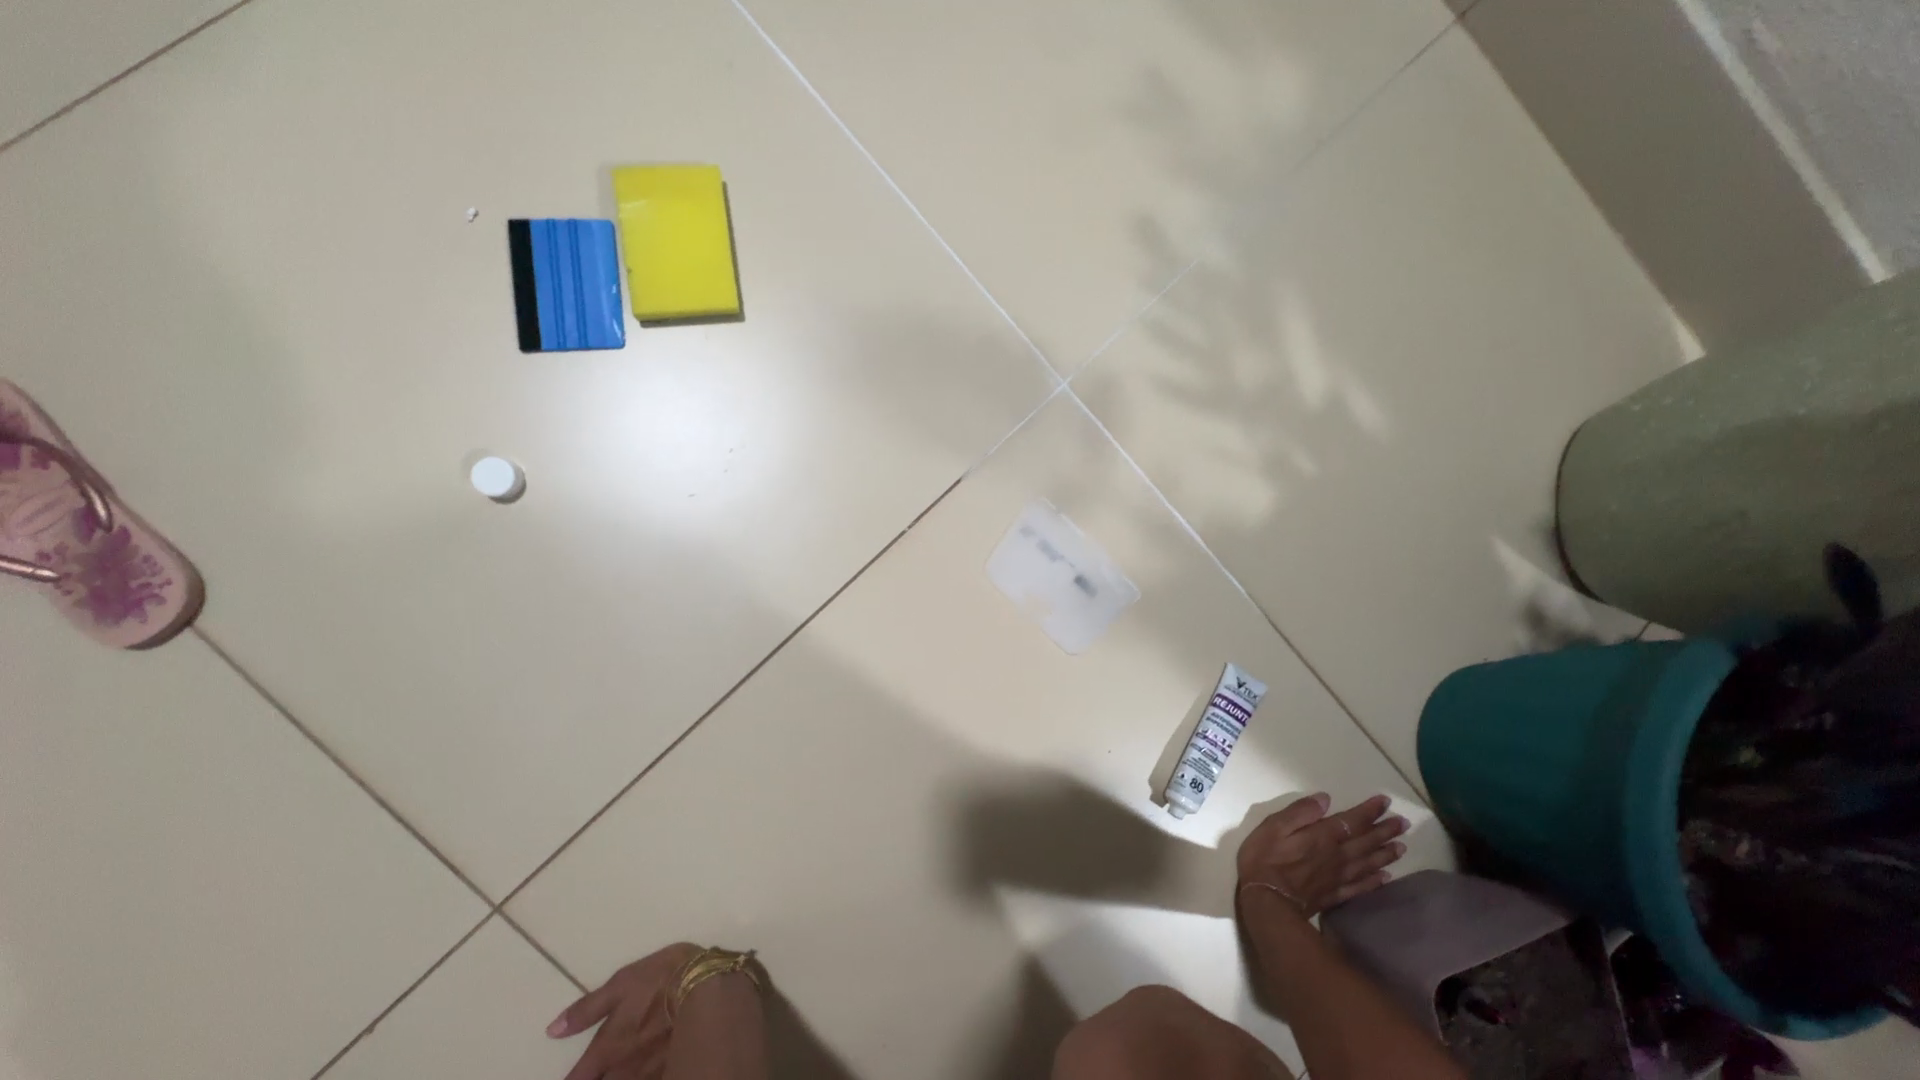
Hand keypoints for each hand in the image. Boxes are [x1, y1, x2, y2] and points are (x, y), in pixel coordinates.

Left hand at [547, 942, 700, 1079]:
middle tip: (595, 1075)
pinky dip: (645, 1078)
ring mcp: (649, 1075)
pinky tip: (645, 1072)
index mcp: (607, 1048)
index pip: (577, 1079)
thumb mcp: (622, 983)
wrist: (708, 986)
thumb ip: (587, 1009)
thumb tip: (552, 1031)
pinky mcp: (672, 1071)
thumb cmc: (661, 979)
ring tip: (618, 1073)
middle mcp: (623, 1070)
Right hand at [1236, 793, 1406, 917]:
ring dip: (1386, 853)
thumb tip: (1325, 799)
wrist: (1267, 902)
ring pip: (1369, 863)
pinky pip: (1361, 886)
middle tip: (1404, 823)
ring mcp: (1338, 877)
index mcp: (1323, 836)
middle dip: (1385, 831)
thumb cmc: (1264, 859)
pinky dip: (1375, 881)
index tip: (1386, 802)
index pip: (1352, 820)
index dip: (1370, 811)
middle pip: (1366, 841)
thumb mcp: (1274, 827)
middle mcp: (1337, 855)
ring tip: (1402, 847)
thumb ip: (1300, 812)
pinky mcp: (1335, 895)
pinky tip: (1386, 877)